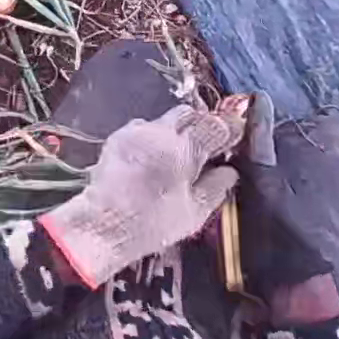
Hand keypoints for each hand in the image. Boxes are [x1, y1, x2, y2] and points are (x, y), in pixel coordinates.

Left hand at [40, 104, 243, 287]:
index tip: (236, 134)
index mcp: (183, 147)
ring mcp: (134, 132)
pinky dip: (153, 139)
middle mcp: (158, 131)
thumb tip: (229, 170)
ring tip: (177, 156)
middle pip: (187, 114)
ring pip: (163, 120)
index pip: (214, 124)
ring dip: (175, 131)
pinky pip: (142, 130)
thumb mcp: (195, 212)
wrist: (103, 225)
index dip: (229, 127)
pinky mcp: (116, 138)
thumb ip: (217, 186)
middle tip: (206, 145)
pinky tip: (153, 159)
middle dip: (200, 124)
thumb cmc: (153, 223)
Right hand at [235, 95, 338, 338]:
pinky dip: (320, 215)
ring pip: (320, 180)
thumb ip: (257, 138)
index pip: (287, 128)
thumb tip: (257, 97)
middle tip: (265, 205)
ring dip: (301, 194)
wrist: (329, 306)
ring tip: (283, 226)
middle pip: (306, 153)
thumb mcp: (258, 184)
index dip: (263, 153)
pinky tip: (306, 240)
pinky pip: (337, 205)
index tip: (251, 182)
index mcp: (336, 135)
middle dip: (286, 171)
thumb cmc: (286, 236)